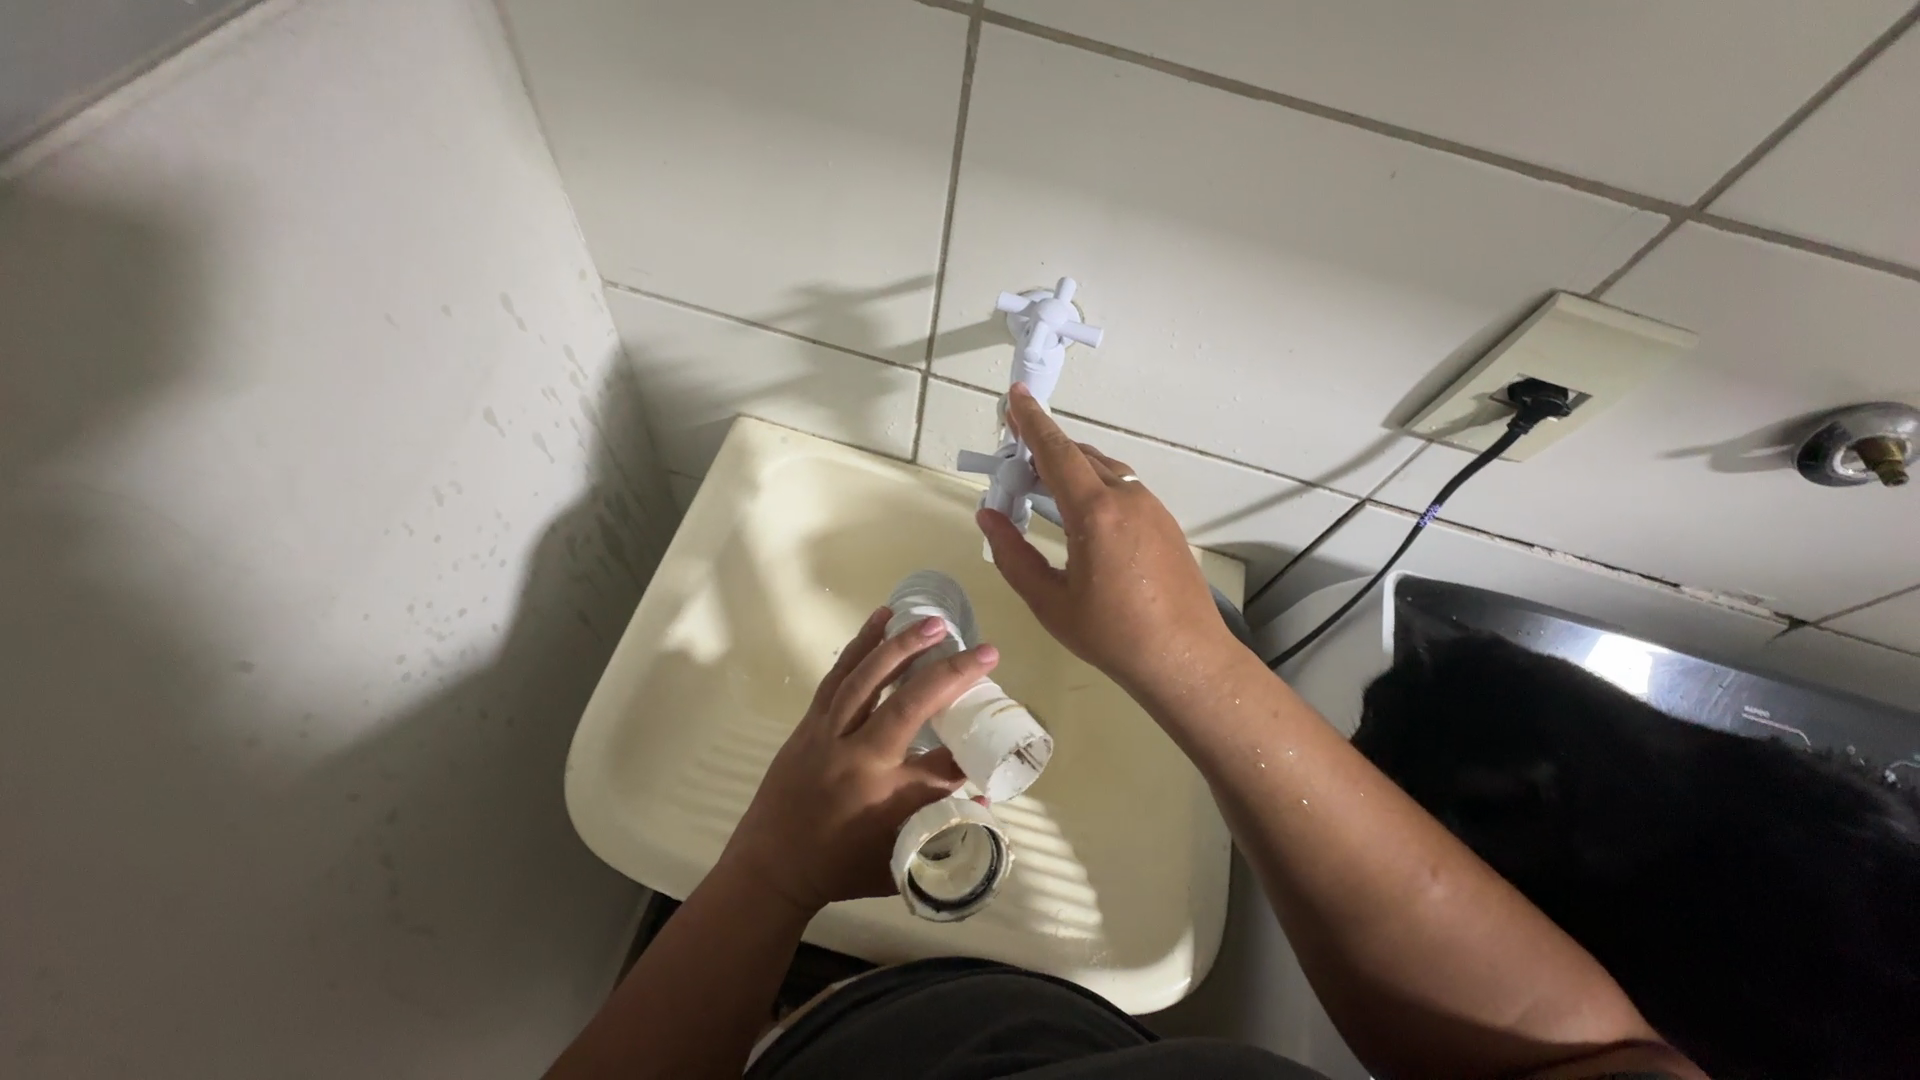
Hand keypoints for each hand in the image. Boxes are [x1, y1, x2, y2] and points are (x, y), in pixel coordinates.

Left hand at [718, 607, 1000, 915]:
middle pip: (907, 706)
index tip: (995, 727)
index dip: (973, 746)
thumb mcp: (898, 860)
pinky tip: (881, 620)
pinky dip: (862, 645)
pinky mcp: (810, 723)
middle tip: (982, 650)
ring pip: (865, 679)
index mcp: (882, 798)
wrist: (769, 868)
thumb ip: (943, 827)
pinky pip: (838, 676)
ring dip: (902, 646)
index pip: (941, 764)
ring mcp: (828, 735)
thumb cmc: (839, 870)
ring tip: (932, 622)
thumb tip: (984, 794)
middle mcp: (856, 758)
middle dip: (947, 674)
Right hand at [978, 384, 1232, 697]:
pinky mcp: (1165, 523)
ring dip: (1072, 466)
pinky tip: (1081, 512)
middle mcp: (1127, 498)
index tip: (1014, 396)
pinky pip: (1123, 488)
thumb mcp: (1049, 601)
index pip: (1056, 452)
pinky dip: (1095, 484)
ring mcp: (1152, 508)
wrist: (1184, 658)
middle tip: (1015, 458)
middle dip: (1046, 448)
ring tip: (1042, 483)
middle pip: (1080, 455)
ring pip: (1105, 470)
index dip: (1031, 422)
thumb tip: (988, 516)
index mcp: (1095, 512)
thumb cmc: (1111, 635)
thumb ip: (1012, 554)